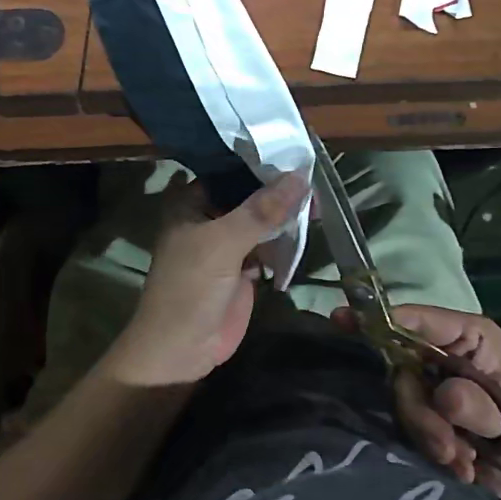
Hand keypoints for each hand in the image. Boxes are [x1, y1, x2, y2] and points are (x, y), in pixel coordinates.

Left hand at [102, 172, 309, 387]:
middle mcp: (207, 216)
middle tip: (315, 176)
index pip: (227, 170)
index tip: (294, 150)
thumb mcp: (223, 244)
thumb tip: (299, 177)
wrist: (182, 349)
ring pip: (260, 219)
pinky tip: (308, 227)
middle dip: (278, 188)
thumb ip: (260, 211)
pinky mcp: (242, 267)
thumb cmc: (190, 289)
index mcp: (190, 202)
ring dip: (284, 213)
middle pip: (247, 194)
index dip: (258, 162)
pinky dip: (284, 239)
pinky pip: (268, 244)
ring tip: (319, 200)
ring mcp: (226, 243)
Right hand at [345, 304, 500, 499]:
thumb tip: (442, 395)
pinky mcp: (433, 413)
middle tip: (446, 445)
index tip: (341, 320)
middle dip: (419, 411)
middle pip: (401, 367)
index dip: (378, 319)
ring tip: (460, 460)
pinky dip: (433, 447)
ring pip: (404, 400)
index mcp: (470, 337)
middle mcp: (448, 354)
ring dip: (428, 435)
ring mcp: (438, 383)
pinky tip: (461, 464)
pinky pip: (411, 423)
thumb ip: (475, 405)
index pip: (415, 319)